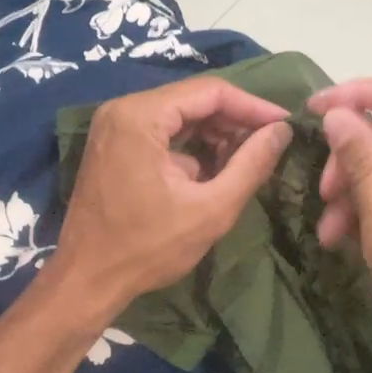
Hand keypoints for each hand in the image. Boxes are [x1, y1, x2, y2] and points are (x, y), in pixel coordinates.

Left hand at [55, 77, 291, 312]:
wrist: (86, 280)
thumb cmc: (147, 248)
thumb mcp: (211, 209)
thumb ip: (250, 165)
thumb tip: (282, 131)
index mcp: (140, 116)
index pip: (210, 92)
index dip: (253, 106)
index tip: (286, 124)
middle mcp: (123, 110)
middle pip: (193, 100)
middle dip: (234, 121)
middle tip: (271, 144)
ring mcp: (114, 127)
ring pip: (179, 116)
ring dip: (215, 135)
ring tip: (249, 159)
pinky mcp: (113, 146)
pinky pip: (161, 133)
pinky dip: (191, 148)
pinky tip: (215, 172)